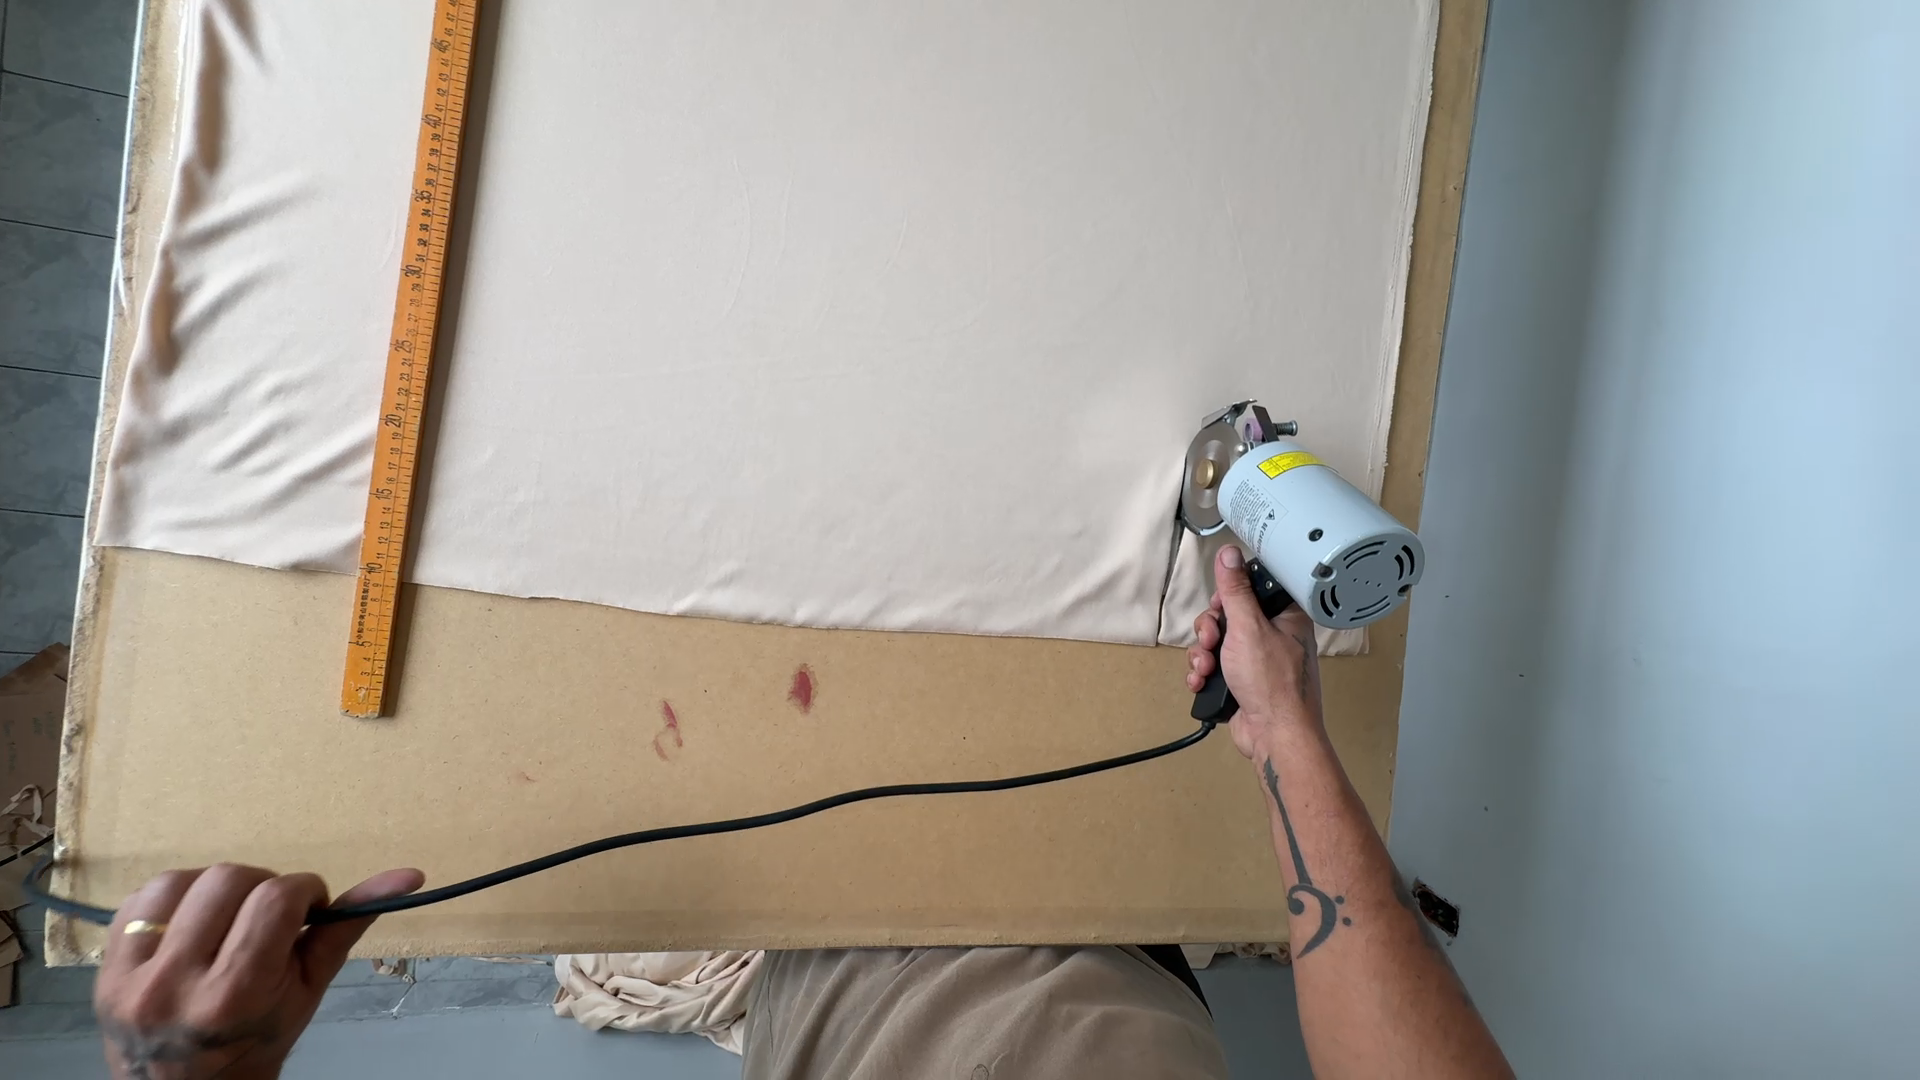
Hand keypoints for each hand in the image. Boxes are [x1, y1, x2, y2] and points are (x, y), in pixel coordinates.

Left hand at [95, 863, 423, 1079]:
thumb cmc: (263, 1034)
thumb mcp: (316, 981)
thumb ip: (353, 921)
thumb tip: (412, 875)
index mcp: (236, 991)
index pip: (278, 897)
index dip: (305, 891)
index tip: (308, 913)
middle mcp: (176, 985)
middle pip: (231, 879)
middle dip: (264, 885)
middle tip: (270, 915)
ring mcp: (129, 981)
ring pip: (183, 881)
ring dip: (219, 888)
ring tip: (230, 914)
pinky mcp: (102, 974)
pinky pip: (138, 900)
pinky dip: (173, 897)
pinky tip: (193, 919)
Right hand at [1185, 544, 1323, 757]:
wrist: (1273, 736)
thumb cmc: (1270, 681)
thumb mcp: (1248, 628)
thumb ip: (1235, 590)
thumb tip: (1229, 552)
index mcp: (1284, 617)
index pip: (1251, 588)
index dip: (1229, 594)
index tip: (1221, 606)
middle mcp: (1271, 635)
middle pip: (1226, 615)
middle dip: (1209, 631)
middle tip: (1212, 642)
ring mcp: (1255, 659)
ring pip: (1215, 642)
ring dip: (1201, 654)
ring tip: (1205, 670)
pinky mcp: (1240, 680)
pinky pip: (1212, 666)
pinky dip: (1202, 673)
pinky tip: (1202, 683)